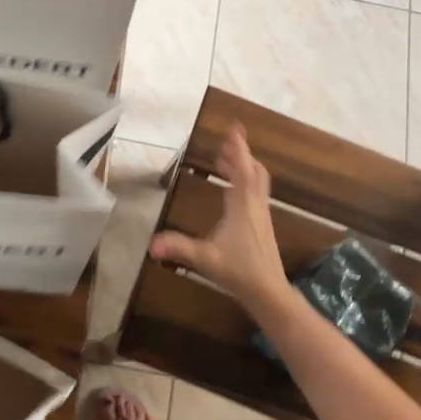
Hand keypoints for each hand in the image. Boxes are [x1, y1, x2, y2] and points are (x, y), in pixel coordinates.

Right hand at [150, 122, 292, 307]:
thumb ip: (179, 248)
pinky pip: (256, 194)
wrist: (268, 291)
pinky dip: (245, 183)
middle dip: (240, 155)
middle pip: (254, 171)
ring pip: (257, 182)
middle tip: (225, 145)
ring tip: (226, 163)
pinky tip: (230, 194)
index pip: (243, 169)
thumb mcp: (206, 259)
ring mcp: (261, 215)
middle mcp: (255, 205)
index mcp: (242, 206)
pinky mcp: (262, 225)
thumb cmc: (239, 271)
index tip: (234, 128)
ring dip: (244, 168)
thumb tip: (151, 244)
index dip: (238, 148)